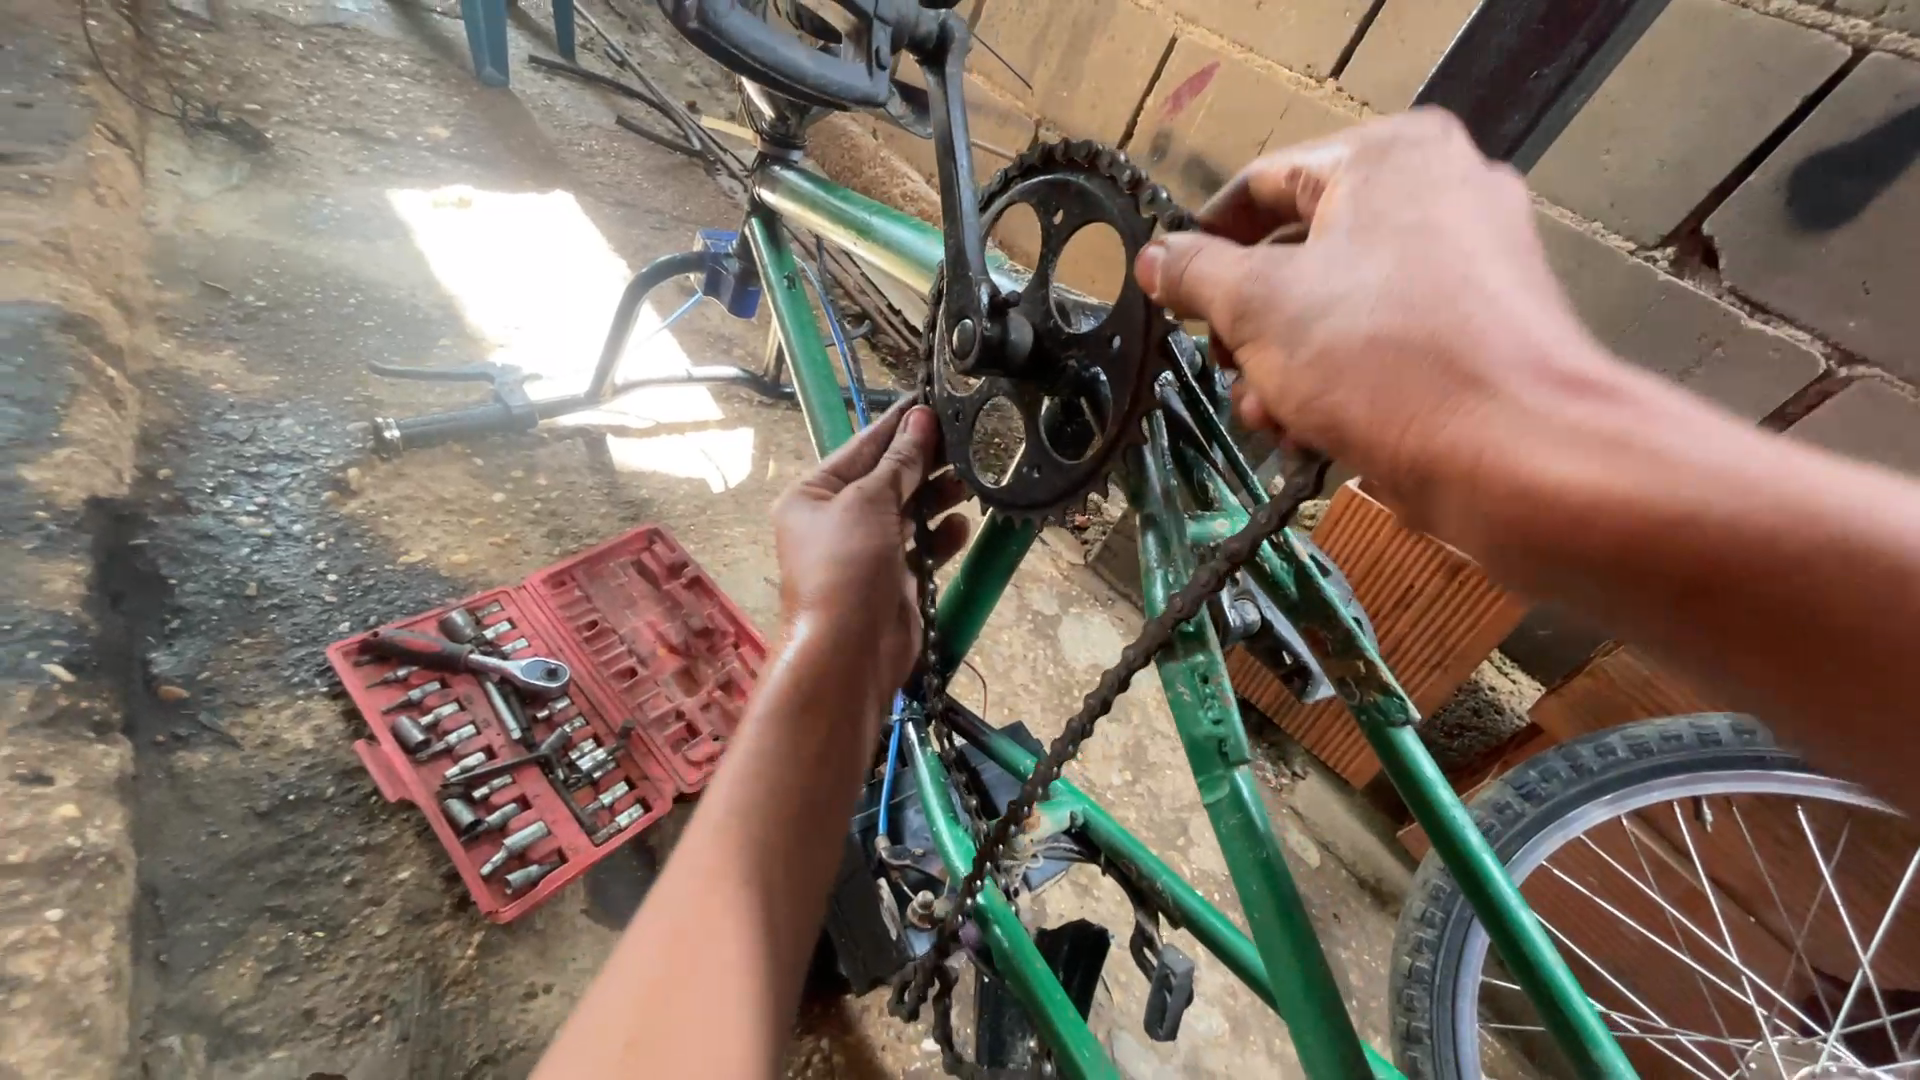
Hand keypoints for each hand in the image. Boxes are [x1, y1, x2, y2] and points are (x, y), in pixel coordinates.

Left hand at [772, 400, 970, 692]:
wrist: (850, 652)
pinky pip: (922, 547)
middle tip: (963, 439)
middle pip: (887, 479)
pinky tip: (961, 525)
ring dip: (936, 497)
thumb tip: (921, 419)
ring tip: (968, 480)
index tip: (930, 401)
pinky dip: (941, 536)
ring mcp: (867, 551)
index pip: (861, 449)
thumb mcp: (869, 503)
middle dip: (923, 461)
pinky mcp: (894, 578)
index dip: (897, 426)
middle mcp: (837, 520)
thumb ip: (899, 463)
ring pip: (908, 512)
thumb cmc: (847, 566)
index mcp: (814, 496)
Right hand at [1133, 110, 1621, 521]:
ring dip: (1276, 364)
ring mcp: (1460, 263)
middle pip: (1293, 252)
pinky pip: (1371, 338)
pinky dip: (1328, 378)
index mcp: (1388, 158)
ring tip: (1266, 412)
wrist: (1514, 454)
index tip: (1169, 295)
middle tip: (1223, 366)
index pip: (1261, 184)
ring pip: (1326, 304)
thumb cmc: (1376, 358)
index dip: (1203, 240)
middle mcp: (1433, 193)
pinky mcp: (1470, 328)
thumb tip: (1152, 257)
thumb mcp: (1258, 307)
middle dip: (1243, 325)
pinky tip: (1305, 427)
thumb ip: (1195, 273)